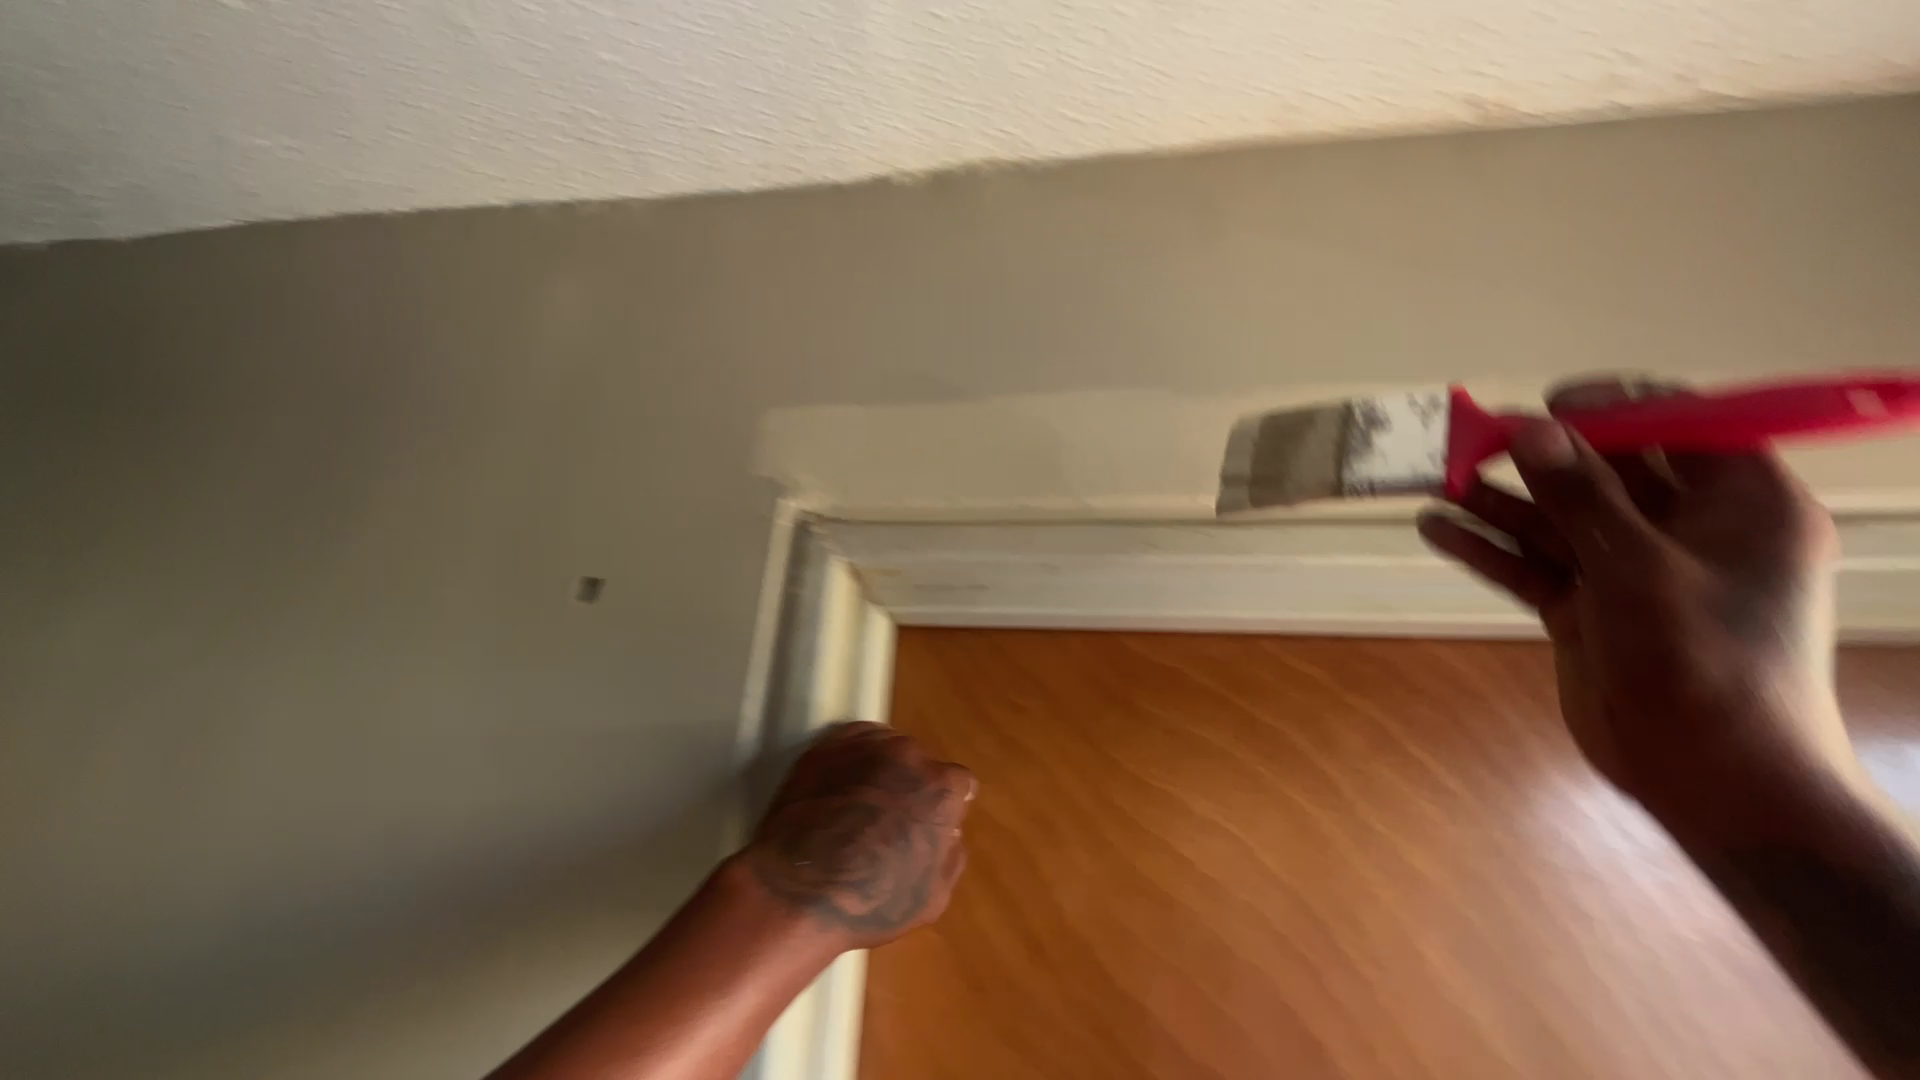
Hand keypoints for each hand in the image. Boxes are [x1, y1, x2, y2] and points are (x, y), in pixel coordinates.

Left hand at [741, 722, 974, 950]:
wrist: (796, 890)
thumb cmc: (871, 901)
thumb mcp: (934, 896)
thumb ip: (951, 854)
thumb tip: (947, 832)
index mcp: (942, 787)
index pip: (958, 785)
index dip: (945, 807)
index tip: (928, 824)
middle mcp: (909, 754)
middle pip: (920, 765)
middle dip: (912, 787)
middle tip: (890, 818)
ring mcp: (867, 744)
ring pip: (887, 750)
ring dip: (882, 770)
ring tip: (859, 804)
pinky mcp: (828, 743)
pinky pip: (853, 742)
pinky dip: (852, 760)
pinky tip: (841, 788)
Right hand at [1418, 378, 1861, 828]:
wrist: (1709, 776)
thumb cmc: (1705, 663)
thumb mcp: (1641, 569)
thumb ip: (1581, 497)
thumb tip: (1530, 427)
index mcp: (1742, 506)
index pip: (1682, 428)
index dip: (1615, 408)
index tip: (1547, 402)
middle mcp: (1685, 531)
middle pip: (1601, 474)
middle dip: (1536, 458)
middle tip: (1469, 440)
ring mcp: (1630, 572)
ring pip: (1556, 521)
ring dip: (1499, 503)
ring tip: (1436, 482)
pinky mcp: (1586, 608)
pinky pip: (1532, 565)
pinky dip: (1488, 549)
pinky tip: (1438, 530)